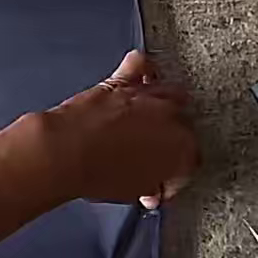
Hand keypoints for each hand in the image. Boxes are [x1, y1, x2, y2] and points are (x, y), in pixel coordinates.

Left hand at [32, 50, 198, 207]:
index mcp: (181, 148)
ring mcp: (149, 95)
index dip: (175, 177)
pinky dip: (145, 70)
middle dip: (173, 143)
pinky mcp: (124, 81)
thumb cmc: (98, 172)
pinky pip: (142, 65)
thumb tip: (150, 188)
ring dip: (169, 107)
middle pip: (185, 127)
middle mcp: (172, 117)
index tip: (161, 184)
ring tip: (155, 121)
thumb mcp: (132, 192)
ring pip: (175, 94)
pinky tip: (144, 79)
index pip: (191, 162)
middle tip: (155, 158)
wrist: (66, 152)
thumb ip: (150, 186)